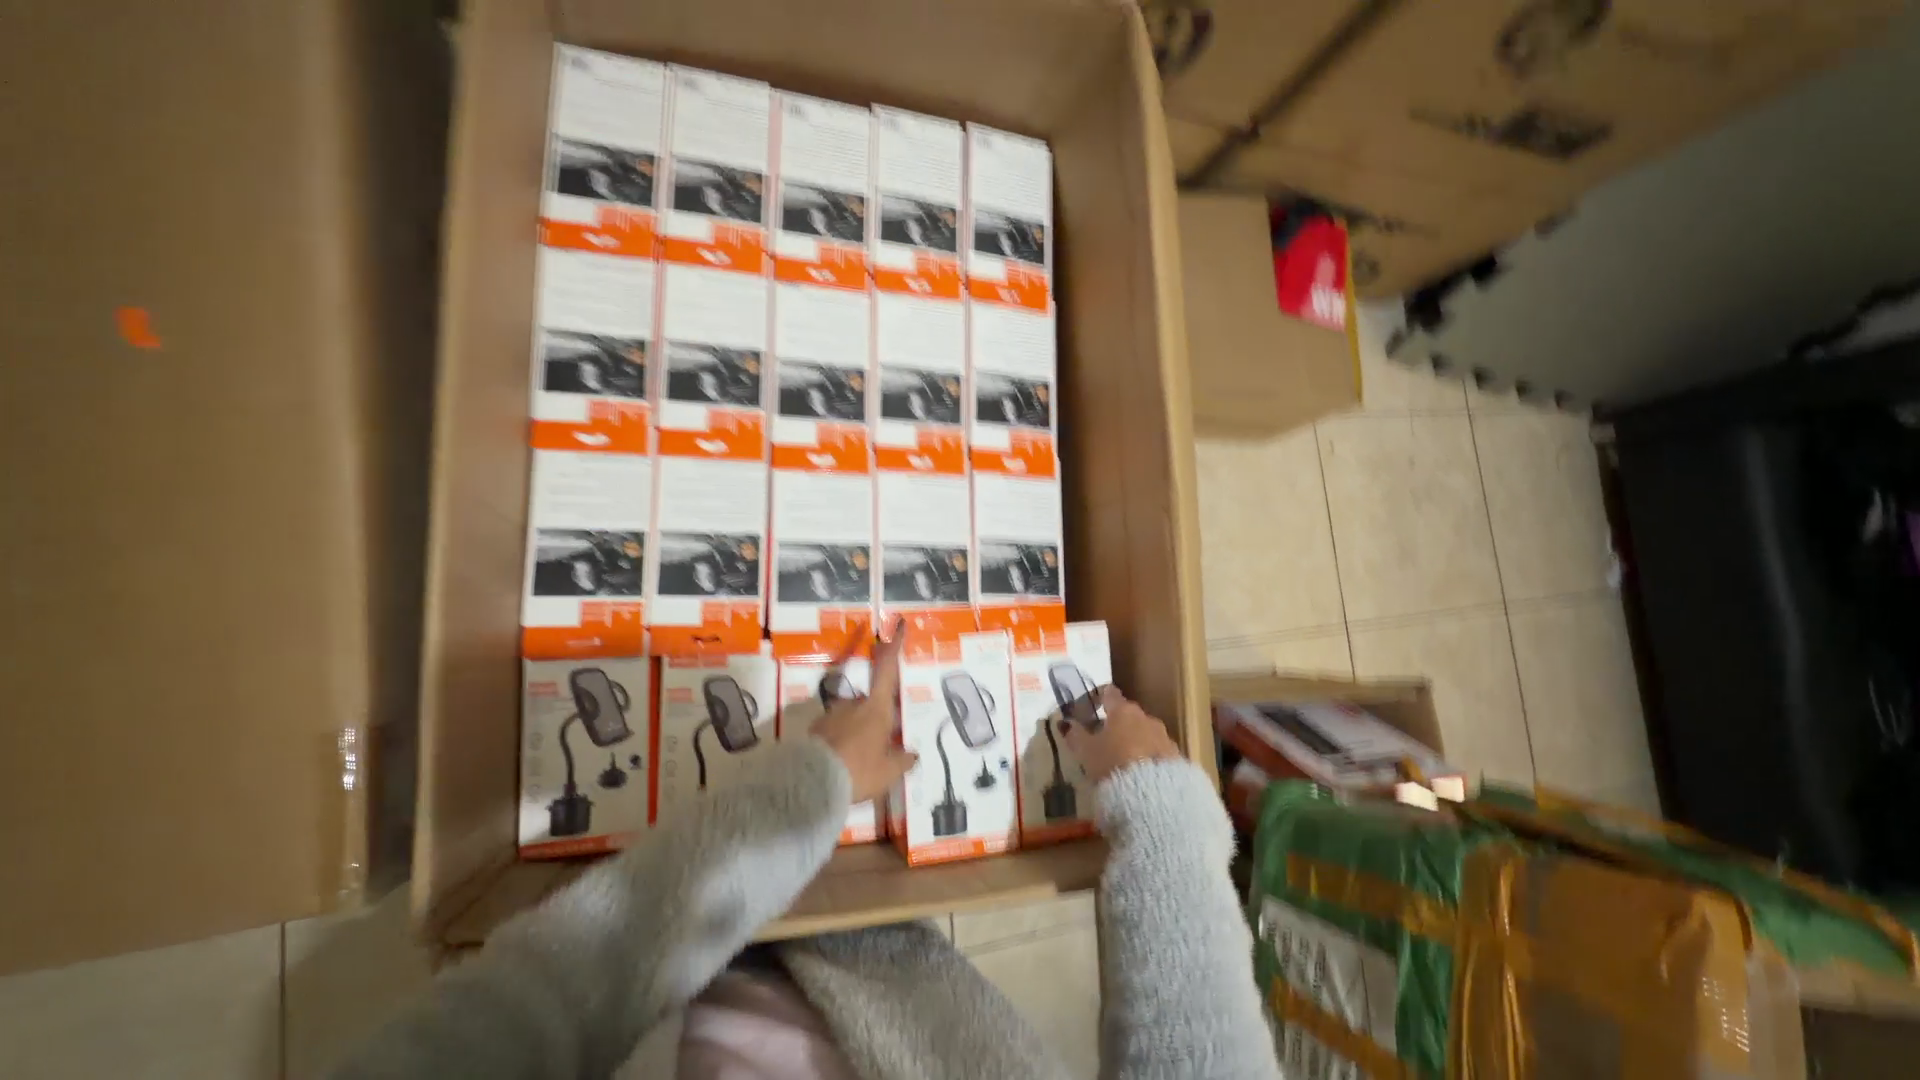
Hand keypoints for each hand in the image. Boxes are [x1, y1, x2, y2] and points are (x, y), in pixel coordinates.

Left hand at [809, 620, 918, 802]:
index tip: (899, 626)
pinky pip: (837, 733)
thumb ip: (903, 761)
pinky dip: (844, 744)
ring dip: (860, 734)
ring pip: (853, 719)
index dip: (894, 646)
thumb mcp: (888, 772)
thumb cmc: (858, 771)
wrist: (809, 783)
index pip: (887, 668)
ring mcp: (832, 715)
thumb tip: (912, 754)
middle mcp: (854, 704)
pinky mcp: (816, 730)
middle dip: (879, 719)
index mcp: (876, 708)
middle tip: (884, 745)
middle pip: (872, 702)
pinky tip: (846, 767)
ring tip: (863, 764)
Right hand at [1058, 685, 1179, 786]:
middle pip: (1129, 715)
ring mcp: (1164, 737)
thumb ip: (1075, 735)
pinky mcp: (1177, 758)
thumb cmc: (1112, 764)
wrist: (1154, 794)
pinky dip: (1148, 758)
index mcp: (1123, 711)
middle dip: (1118, 725)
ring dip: (1135, 742)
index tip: (1091, 706)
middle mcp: (1146, 718)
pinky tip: (1141, 774)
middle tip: (1104, 741)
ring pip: (1145, 734)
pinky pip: (1157, 752)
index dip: (1099, 697)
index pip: (1109, 694)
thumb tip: (1065, 722)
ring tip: (1123, 762)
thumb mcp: (1086, 752)